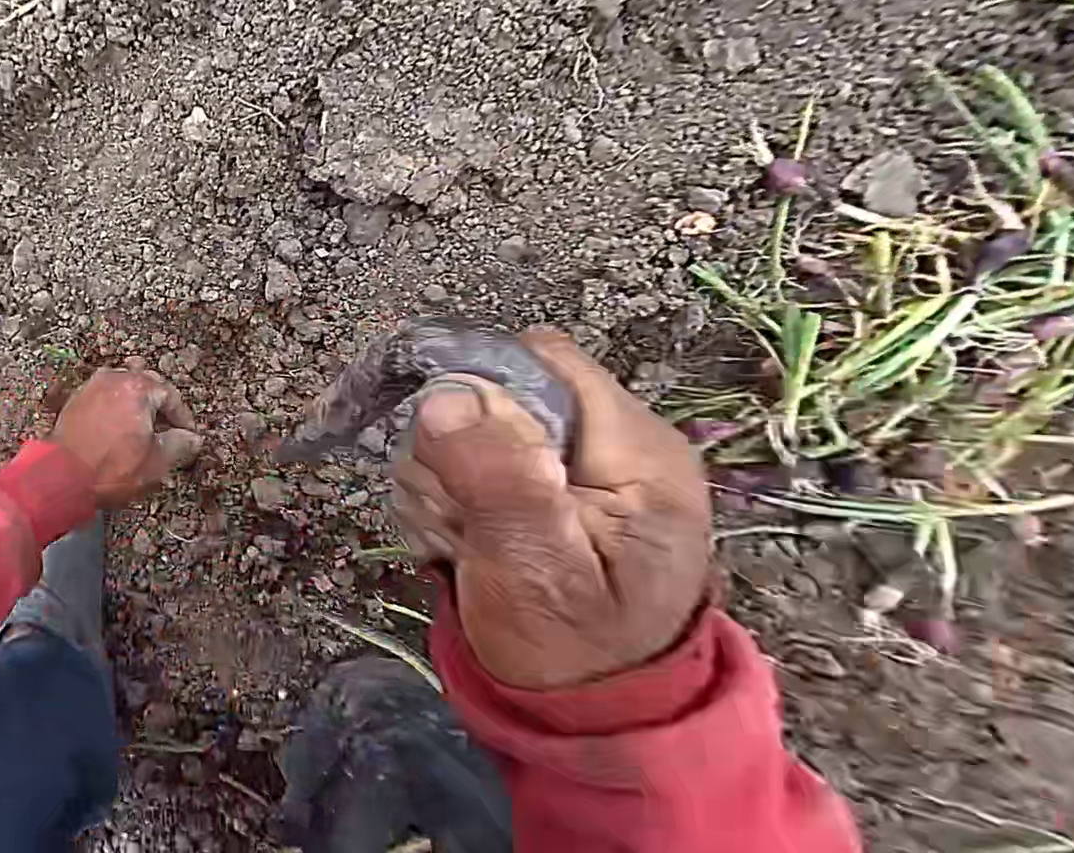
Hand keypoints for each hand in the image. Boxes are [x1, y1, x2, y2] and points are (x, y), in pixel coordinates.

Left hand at [51, 365, 202, 507]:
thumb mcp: (157, 461)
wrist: (59, 480)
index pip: (171, 396)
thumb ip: (180, 444)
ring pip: (123, 384)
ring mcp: (92, 388)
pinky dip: (115, 404)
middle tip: (168, 426)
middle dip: (160, 403)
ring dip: (136, 398)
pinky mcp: (75, 401)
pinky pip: (103, 394)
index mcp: (138, 388)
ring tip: (143, 421)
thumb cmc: (109, 469)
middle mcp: (114, 380)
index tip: (188, 433)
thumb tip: (192, 438)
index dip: (183, 417)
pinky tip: (117, 423)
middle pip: (147, 383)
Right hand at [391, 329, 709, 688]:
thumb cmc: (571, 649)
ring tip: (463, 539)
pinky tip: (458, 539)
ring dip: (440, 480)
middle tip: (463, 520)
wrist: (578, 714)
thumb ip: (498, 480)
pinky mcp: (528, 480)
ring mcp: (561, 459)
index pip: (541, 360)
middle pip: (492, 391)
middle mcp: (599, 438)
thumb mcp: (537, 569)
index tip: (457, 451)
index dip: (486, 390)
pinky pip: (455, 458)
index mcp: (633, 446)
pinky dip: (440, 496)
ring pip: (461, 426)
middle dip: (455, 451)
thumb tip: (444, 396)